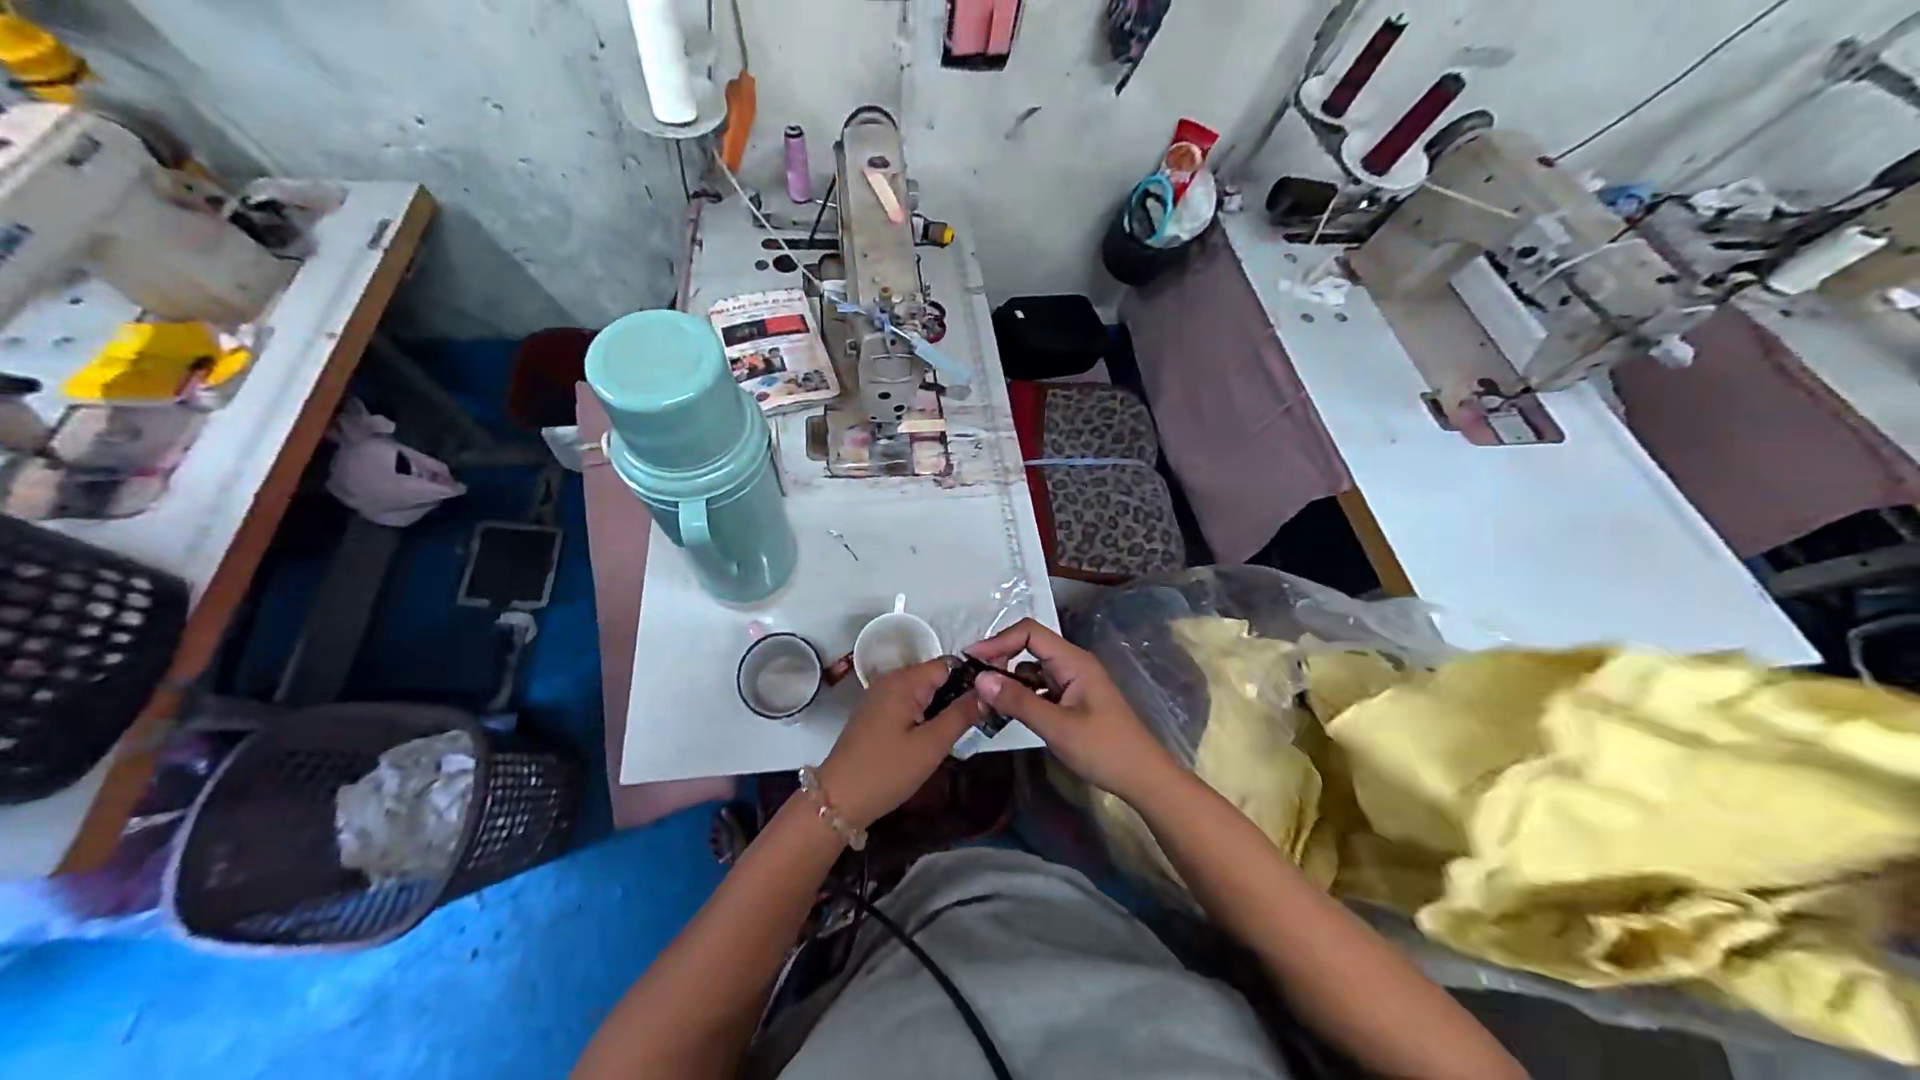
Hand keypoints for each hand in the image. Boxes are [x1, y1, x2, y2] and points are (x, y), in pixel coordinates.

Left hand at [815, 660, 978, 829]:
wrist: (838, 800)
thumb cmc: (887, 771)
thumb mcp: (931, 745)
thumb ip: (961, 715)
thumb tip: (988, 692)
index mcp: (904, 681)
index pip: (948, 665)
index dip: (972, 679)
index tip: (993, 700)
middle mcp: (891, 681)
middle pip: (936, 677)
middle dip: (959, 695)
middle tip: (982, 721)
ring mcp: (880, 697)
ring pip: (923, 692)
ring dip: (943, 708)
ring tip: (964, 731)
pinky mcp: (876, 715)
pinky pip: (909, 705)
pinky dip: (926, 716)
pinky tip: (936, 738)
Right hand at [968, 618, 1182, 806]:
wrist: (1142, 778)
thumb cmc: (1104, 749)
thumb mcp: (1057, 727)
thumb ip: (1018, 701)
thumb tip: (979, 677)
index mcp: (1074, 661)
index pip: (1030, 632)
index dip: (999, 641)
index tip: (972, 659)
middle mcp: (1072, 665)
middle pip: (1028, 647)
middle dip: (999, 659)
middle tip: (974, 682)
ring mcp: (1071, 683)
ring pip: (1031, 669)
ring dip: (1007, 679)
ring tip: (983, 699)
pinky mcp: (1070, 701)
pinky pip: (1038, 688)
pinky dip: (1019, 695)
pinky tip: (1004, 711)